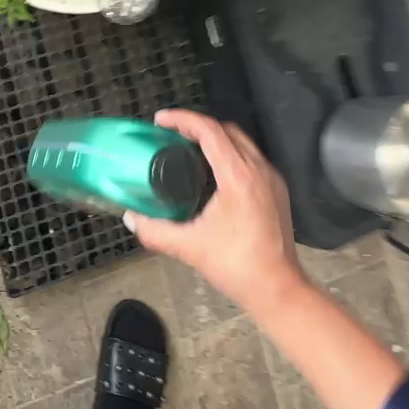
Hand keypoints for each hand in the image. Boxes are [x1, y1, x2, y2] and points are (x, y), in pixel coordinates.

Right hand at [125, 109, 307, 311]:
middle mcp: (258, 169)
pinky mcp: (277, 190)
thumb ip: (155, 231)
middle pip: (226, 129)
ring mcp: (271, 178)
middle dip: (197, 125)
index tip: (160, 120)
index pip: (209, 131)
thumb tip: (130, 218)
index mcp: (238, 175)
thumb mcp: (190, 247)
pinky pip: (250, 157)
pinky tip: (212, 170)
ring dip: (215, 138)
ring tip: (187, 147)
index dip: (182, 119)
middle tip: (170, 133)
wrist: (278, 289)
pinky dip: (229, 152)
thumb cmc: (237, 266)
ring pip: (241, 142)